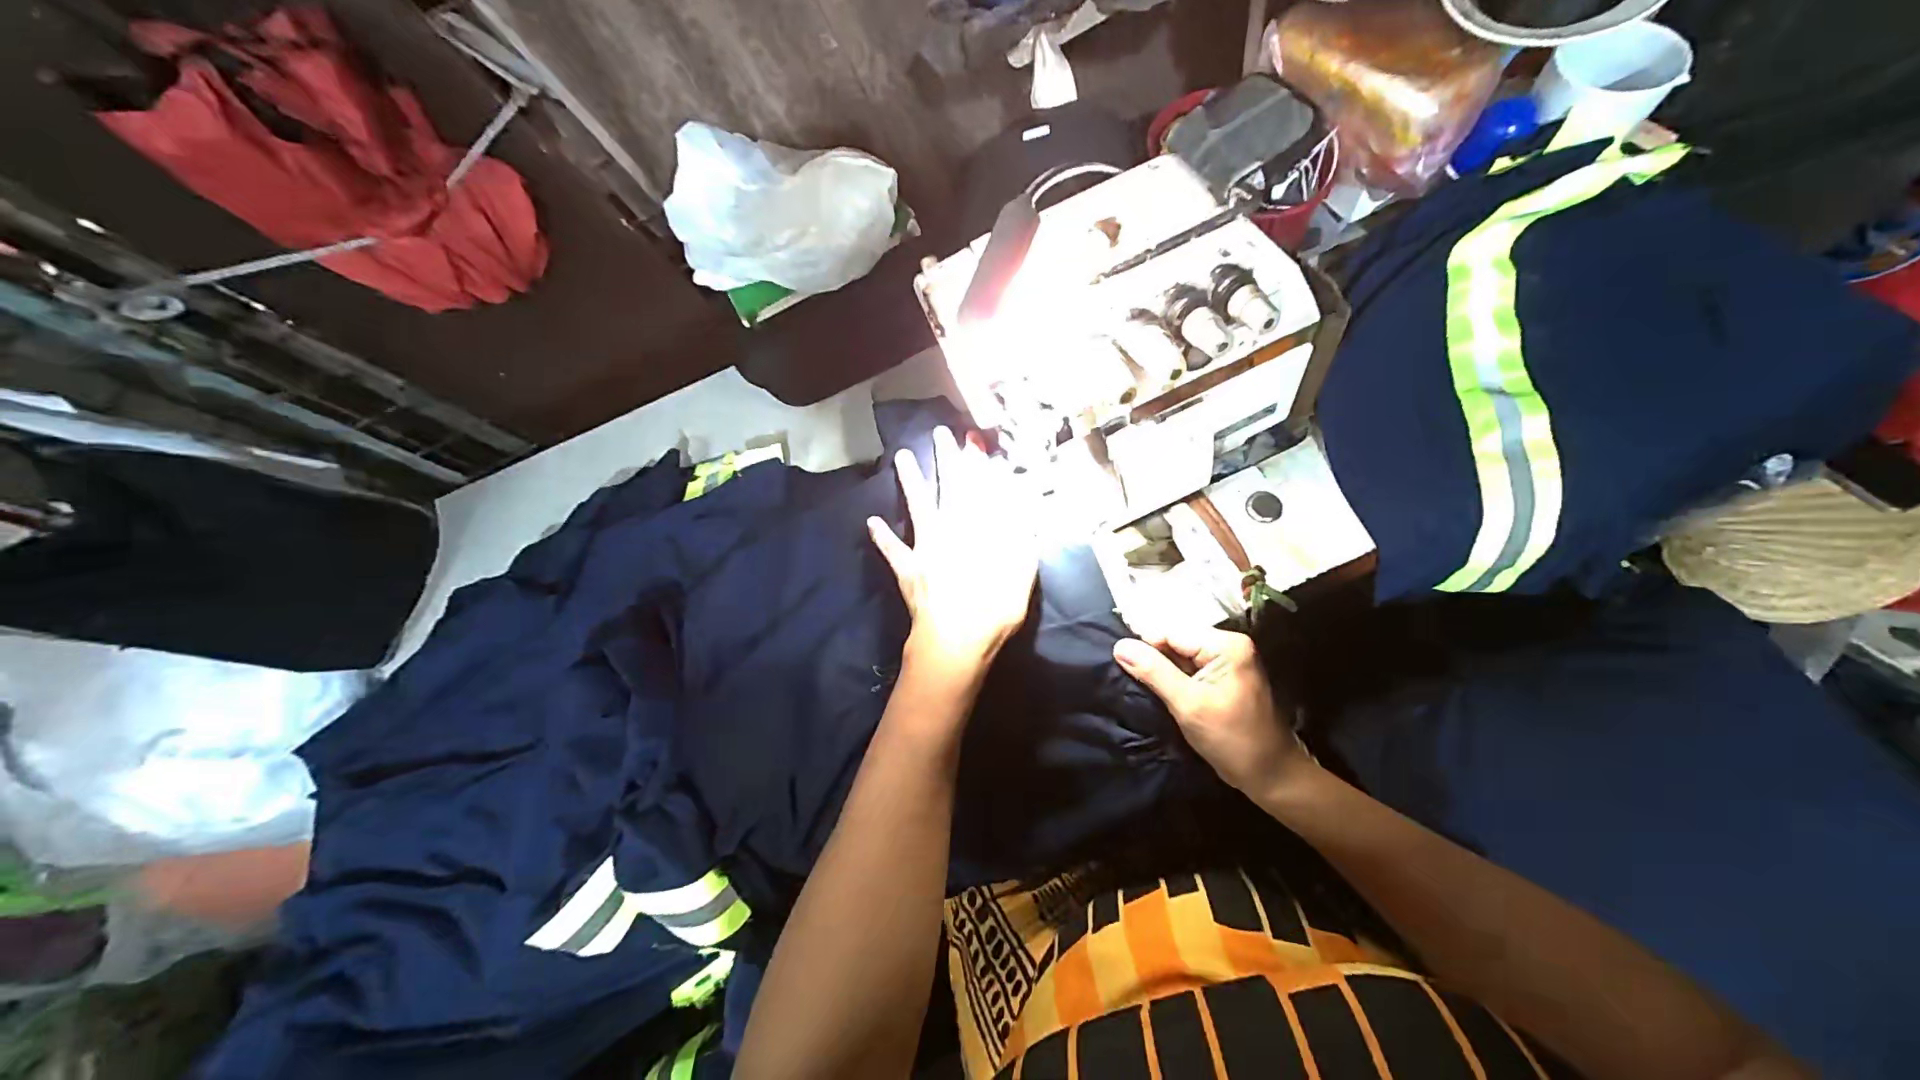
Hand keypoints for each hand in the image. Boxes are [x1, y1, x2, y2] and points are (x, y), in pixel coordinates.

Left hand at [870, 426, 1038, 673]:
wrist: (957, 640)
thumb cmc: (996, 606)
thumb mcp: (1023, 567)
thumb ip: (1023, 532)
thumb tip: (1025, 500)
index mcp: (979, 525)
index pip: (980, 484)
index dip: (977, 460)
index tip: (973, 437)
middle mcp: (950, 528)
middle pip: (948, 487)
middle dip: (945, 459)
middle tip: (939, 433)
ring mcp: (926, 548)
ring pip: (918, 506)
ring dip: (910, 481)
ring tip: (900, 457)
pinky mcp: (909, 570)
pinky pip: (894, 550)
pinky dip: (883, 537)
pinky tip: (871, 522)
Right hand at [1112, 628, 1313, 802]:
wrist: (1270, 774)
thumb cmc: (1232, 740)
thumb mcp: (1188, 705)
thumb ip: (1153, 672)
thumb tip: (1119, 646)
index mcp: (1226, 645)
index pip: (1171, 632)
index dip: (1144, 646)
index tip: (1119, 663)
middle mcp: (1228, 644)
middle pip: (1174, 641)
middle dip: (1152, 659)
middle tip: (1129, 678)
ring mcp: (1226, 660)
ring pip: (1178, 655)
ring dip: (1160, 670)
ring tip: (1141, 685)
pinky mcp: (1221, 676)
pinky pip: (1187, 668)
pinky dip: (1172, 679)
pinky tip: (1159, 691)